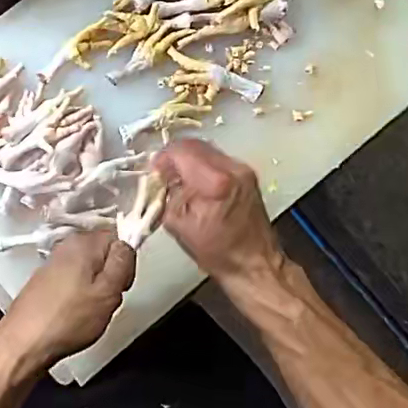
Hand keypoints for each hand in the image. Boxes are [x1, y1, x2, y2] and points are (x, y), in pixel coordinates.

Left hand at [0, 231, 135, 370]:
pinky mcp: (45, 279)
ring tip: (89, 310)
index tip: (121, 285)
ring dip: (96, 288)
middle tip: (106, 300)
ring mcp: (53, 262)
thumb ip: (122, 263)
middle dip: (111, 276)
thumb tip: (126, 243)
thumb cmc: (69, 318)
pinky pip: (74, 280)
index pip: (118, 239)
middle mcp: (66, 245)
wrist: (24, 341)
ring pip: (89, 269)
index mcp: (82, 242)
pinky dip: (79, 294)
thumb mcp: (107, 291)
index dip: (126, 263)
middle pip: (103, 254)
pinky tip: (74, 313)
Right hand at [155, 139, 284, 282]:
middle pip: (193, 145)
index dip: (161, 159)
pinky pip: (216, 159)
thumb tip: (158, 179)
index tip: (154, 174)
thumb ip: (163, 194)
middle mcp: (232, 168)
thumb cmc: (215, 250)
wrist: (253, 263)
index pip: (180, 151)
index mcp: (214, 181)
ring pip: (205, 149)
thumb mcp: (176, 223)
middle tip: (162, 175)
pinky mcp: (247, 175)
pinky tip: (195, 185)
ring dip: (187, 160)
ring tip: (178, 181)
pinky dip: (201, 166)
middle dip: (173, 157)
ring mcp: (243, 170)